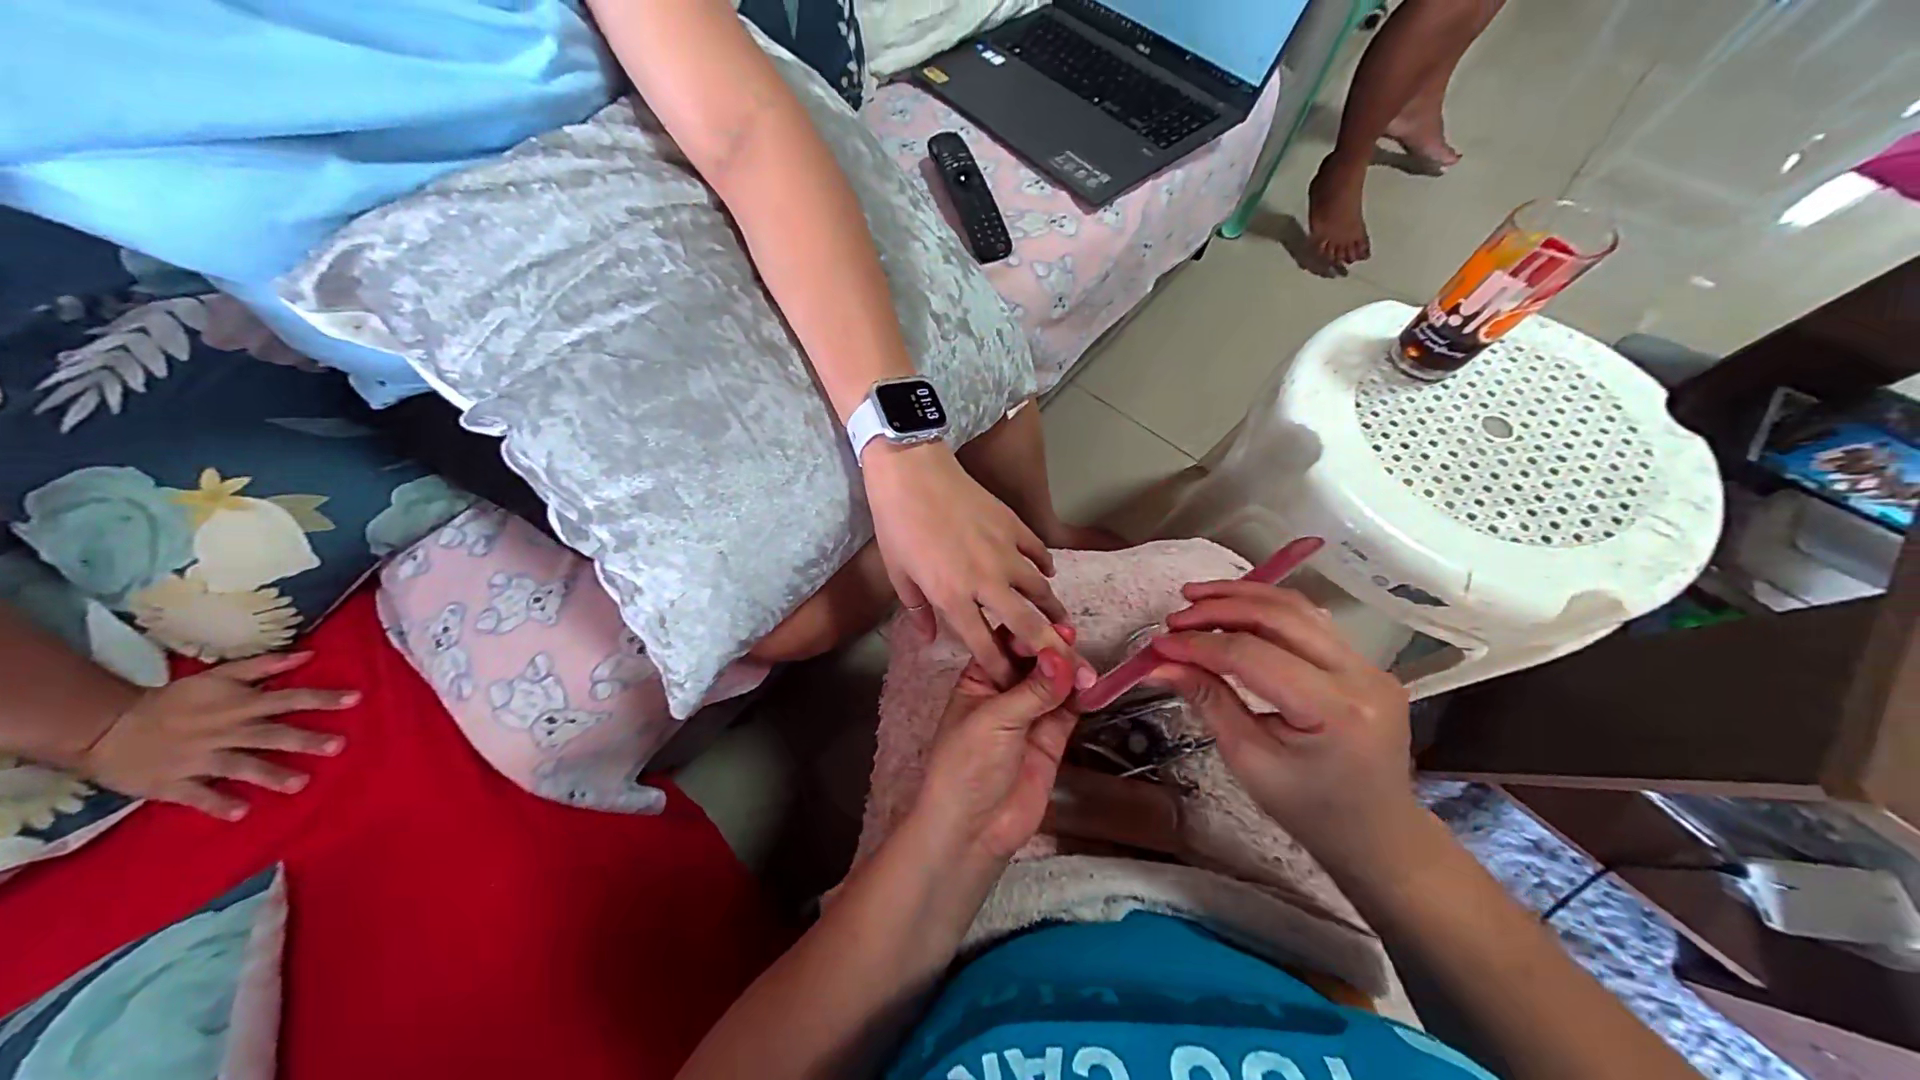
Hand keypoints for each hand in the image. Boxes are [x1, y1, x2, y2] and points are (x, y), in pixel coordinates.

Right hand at [81, 651, 355, 820]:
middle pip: (271, 735)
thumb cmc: (175, 700)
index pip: (289, 698)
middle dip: (305, 740)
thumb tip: (310, 654)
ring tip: (301, 784)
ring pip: (240, 766)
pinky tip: (241, 812)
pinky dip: (216, 804)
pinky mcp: (171, 783)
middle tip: (339, 745)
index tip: (357, 699)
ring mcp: (198, 758)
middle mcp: (224, 731)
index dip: (322, 698)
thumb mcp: (218, 676)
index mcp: (238, 705)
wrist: (105, 728)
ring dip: (271, 775)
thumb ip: (265, 665)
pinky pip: (197, 795)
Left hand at [863, 441, 1089, 688]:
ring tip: (1062, 623)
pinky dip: (1046, 566)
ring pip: (1040, 588)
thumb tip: (928, 638)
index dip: (1000, 668)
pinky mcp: (1014, 525)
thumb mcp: (898, 574)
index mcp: (953, 597)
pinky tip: (1047, 573)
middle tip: (1061, 662)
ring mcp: (1005, 551)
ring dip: (1052, 609)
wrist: (912, 473)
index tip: (1012, 682)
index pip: (984, 644)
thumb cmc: (898, 525)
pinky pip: (1039, 552)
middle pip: (1025, 623)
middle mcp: (986, 580)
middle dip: (1046, 649)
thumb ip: (917, 610)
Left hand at [910, 632, 1080, 862]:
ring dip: (1072, 673)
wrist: (973, 829)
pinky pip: (1070, 708)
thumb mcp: (994, 721)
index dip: (1028, 634)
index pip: (1005, 643)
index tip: (1053, 630)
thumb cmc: (967, 766)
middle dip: (1055, 652)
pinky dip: (1082, 697)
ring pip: (1056, 681)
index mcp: (979, 677)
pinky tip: (1093, 687)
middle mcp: (1005, 690)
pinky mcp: (1051, 737)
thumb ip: (1031, 691)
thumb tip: (1062, 659)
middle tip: (1074, 651)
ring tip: (1086, 673)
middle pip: (1035, 659)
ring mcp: (1030, 713)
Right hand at [1145, 580, 1416, 856]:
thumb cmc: (1309, 808)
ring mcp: (1369, 665)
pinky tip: (1236, 610)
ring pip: (1297, 608)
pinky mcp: (1365, 663)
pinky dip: (1267, 610)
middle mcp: (1360, 676)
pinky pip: (1310, 622)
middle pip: (1279, 617)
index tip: (1158, 646)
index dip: (1199, 645)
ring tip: (1197, 597)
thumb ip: (1208, 700)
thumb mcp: (1249, 760)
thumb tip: (1160, 664)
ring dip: (1243, 597)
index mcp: (1334, 710)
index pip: (1253, 656)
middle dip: (1219, 609)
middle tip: (1174, 617)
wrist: (1378, 834)